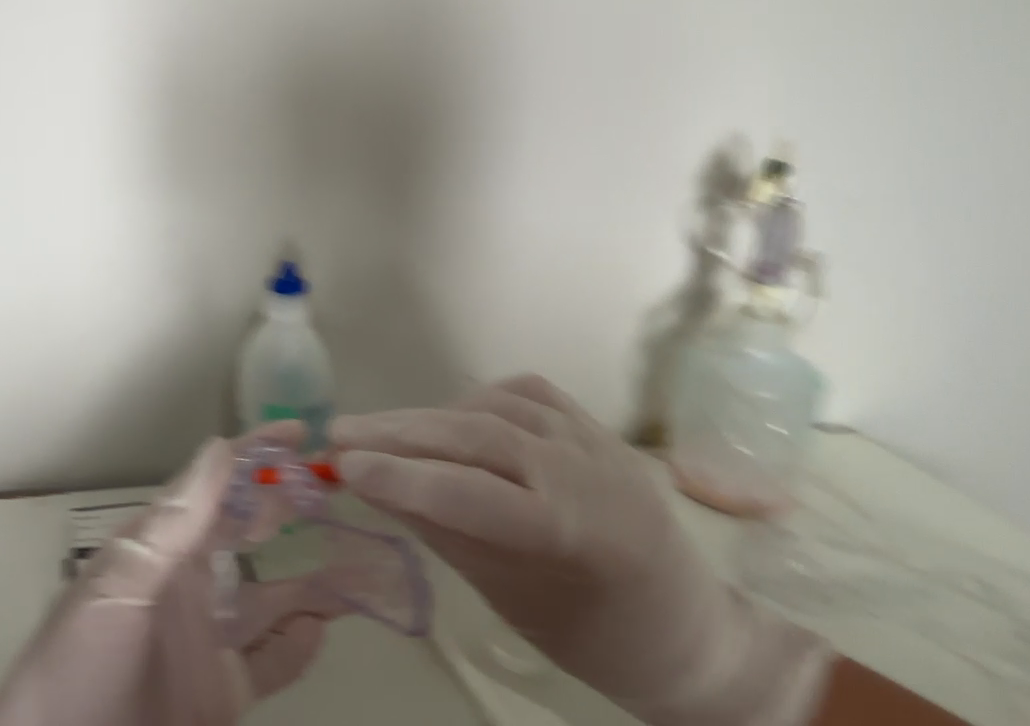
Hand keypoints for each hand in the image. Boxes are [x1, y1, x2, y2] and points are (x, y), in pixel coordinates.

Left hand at [0, 438, 339, 725]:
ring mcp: (206, 637)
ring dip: (313, 583)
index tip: (299, 434)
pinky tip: (325, 628)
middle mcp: (188, 584)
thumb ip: (173, 522)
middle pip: (248, 535)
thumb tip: (219, 448)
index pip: (214, 489)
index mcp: (161, 549)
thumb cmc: (80, 658)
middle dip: (288, 509)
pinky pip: (270, 660)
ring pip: (271, 599)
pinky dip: (299, 646)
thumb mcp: (122, 582)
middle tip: (338, 491)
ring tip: (360, 564)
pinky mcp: (220, 690)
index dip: (254, 457)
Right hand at [330, 376, 829, 725]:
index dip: (401, 476)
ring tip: (381, 430)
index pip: (470, 492)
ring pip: (495, 405)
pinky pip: (527, 392)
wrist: (689, 630)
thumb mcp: (511, 598)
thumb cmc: (594, 636)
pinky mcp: (597, 426)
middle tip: (340, 433)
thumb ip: (445, 532)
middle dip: (399, 431)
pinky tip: (450, 418)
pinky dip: (477, 399)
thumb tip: (376, 486)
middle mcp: (589, 471)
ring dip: (430, 415)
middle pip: (476, 434)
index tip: (343, 466)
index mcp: (577, 532)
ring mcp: (596, 440)